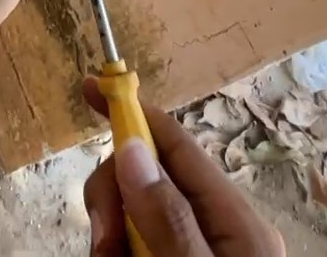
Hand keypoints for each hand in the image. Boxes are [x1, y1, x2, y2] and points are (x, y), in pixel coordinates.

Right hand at [82, 79, 285, 256]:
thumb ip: (168, 217)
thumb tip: (132, 147)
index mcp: (235, 218)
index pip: (177, 142)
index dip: (132, 110)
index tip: (91, 85)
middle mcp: (216, 226)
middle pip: (145, 175)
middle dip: (113, 197)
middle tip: (104, 245)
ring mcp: (195, 248)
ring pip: (133, 210)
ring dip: (111, 234)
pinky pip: (134, 239)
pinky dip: (118, 250)